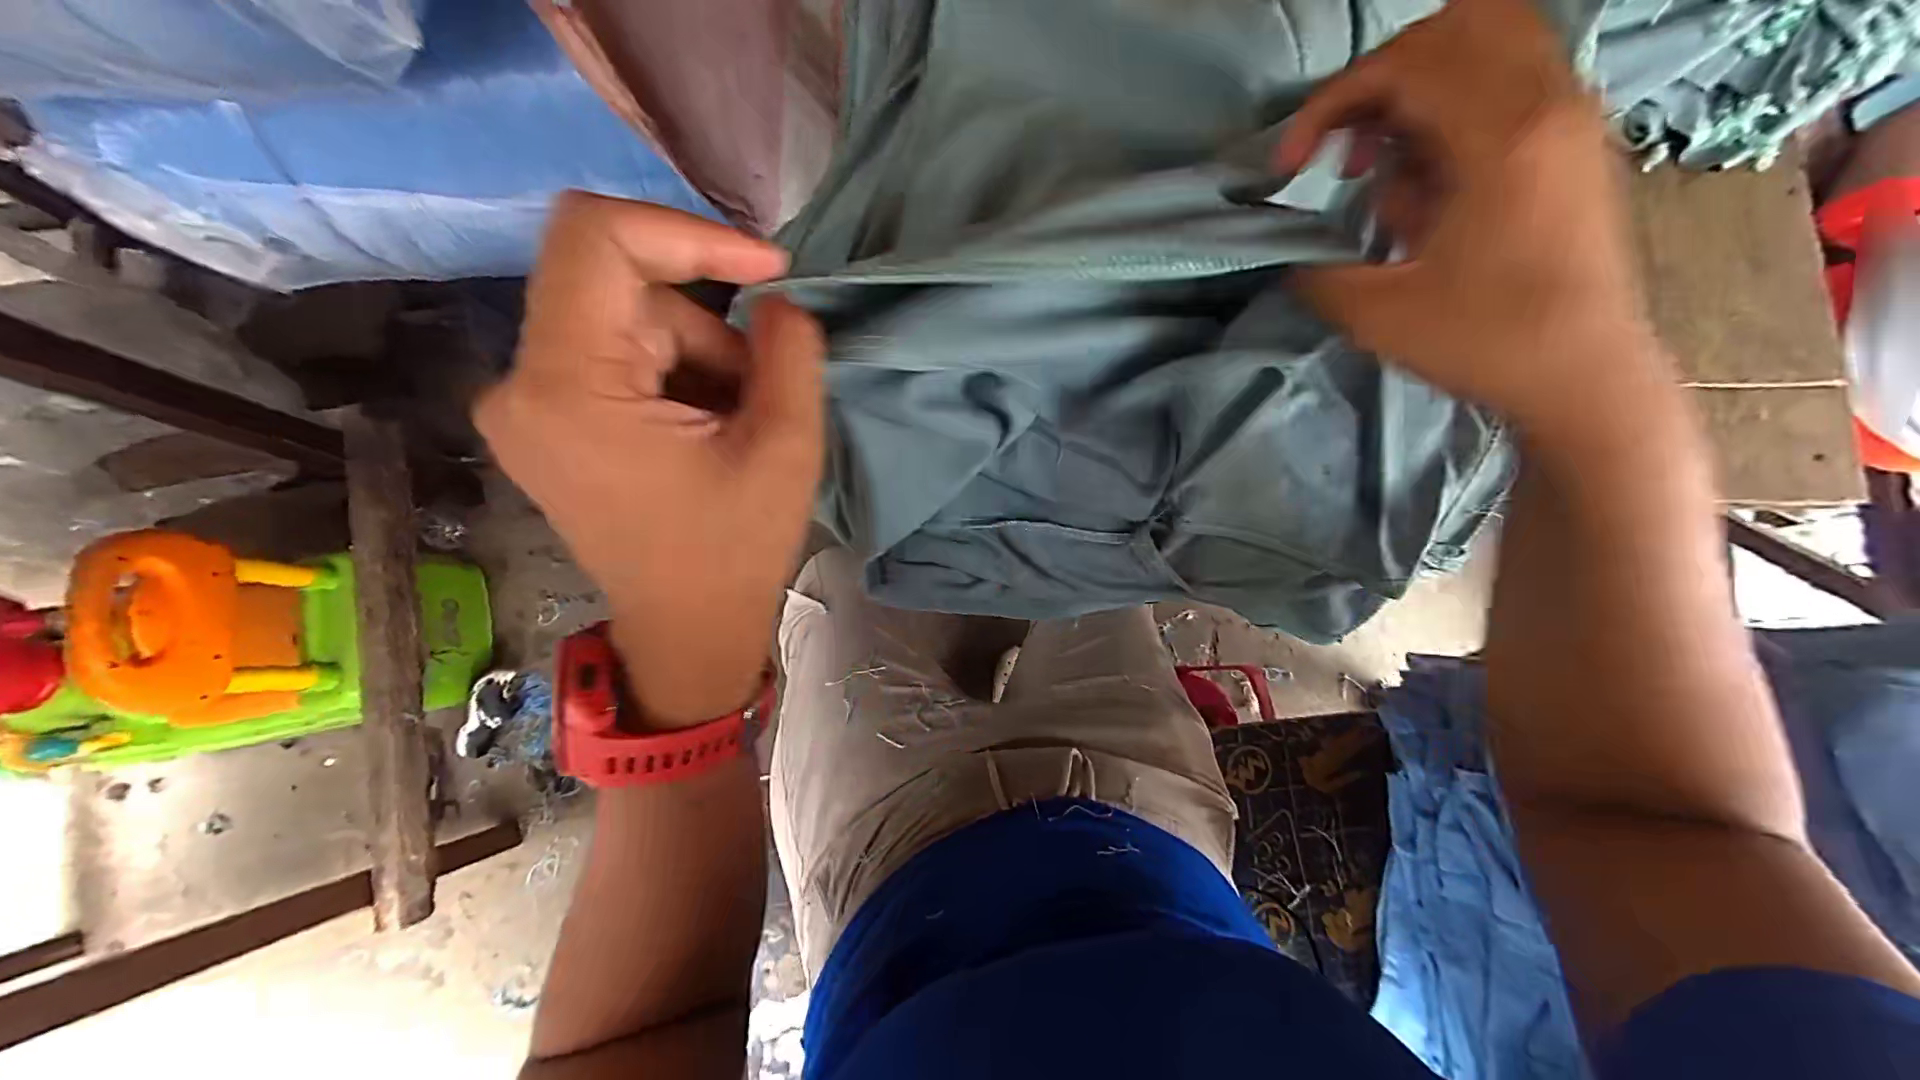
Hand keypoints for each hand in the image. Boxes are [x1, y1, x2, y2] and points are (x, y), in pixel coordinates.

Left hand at [476, 193, 823, 725]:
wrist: (687, 630)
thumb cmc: (735, 552)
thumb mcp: (787, 448)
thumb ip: (790, 351)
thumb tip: (777, 299)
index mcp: (568, 388)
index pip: (597, 236)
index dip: (690, 231)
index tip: (768, 267)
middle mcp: (521, 384)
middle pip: (621, 287)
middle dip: (708, 327)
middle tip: (760, 392)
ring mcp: (525, 404)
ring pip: (625, 321)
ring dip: (698, 356)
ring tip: (737, 426)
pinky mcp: (546, 421)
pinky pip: (615, 355)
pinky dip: (674, 374)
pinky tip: (707, 429)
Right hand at [1278, 0, 1664, 434]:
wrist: (1582, 373)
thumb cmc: (1482, 342)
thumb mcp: (1376, 314)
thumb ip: (1317, 270)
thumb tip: (1288, 246)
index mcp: (1504, 138)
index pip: (1406, 65)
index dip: (1329, 105)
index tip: (1288, 165)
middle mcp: (1548, 102)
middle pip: (1454, 27)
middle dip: (1374, 81)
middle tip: (1337, 146)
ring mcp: (1569, 115)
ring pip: (1487, 42)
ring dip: (1414, 88)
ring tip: (1376, 161)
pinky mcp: (1571, 140)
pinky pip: (1505, 82)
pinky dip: (1448, 110)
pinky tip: (1420, 180)